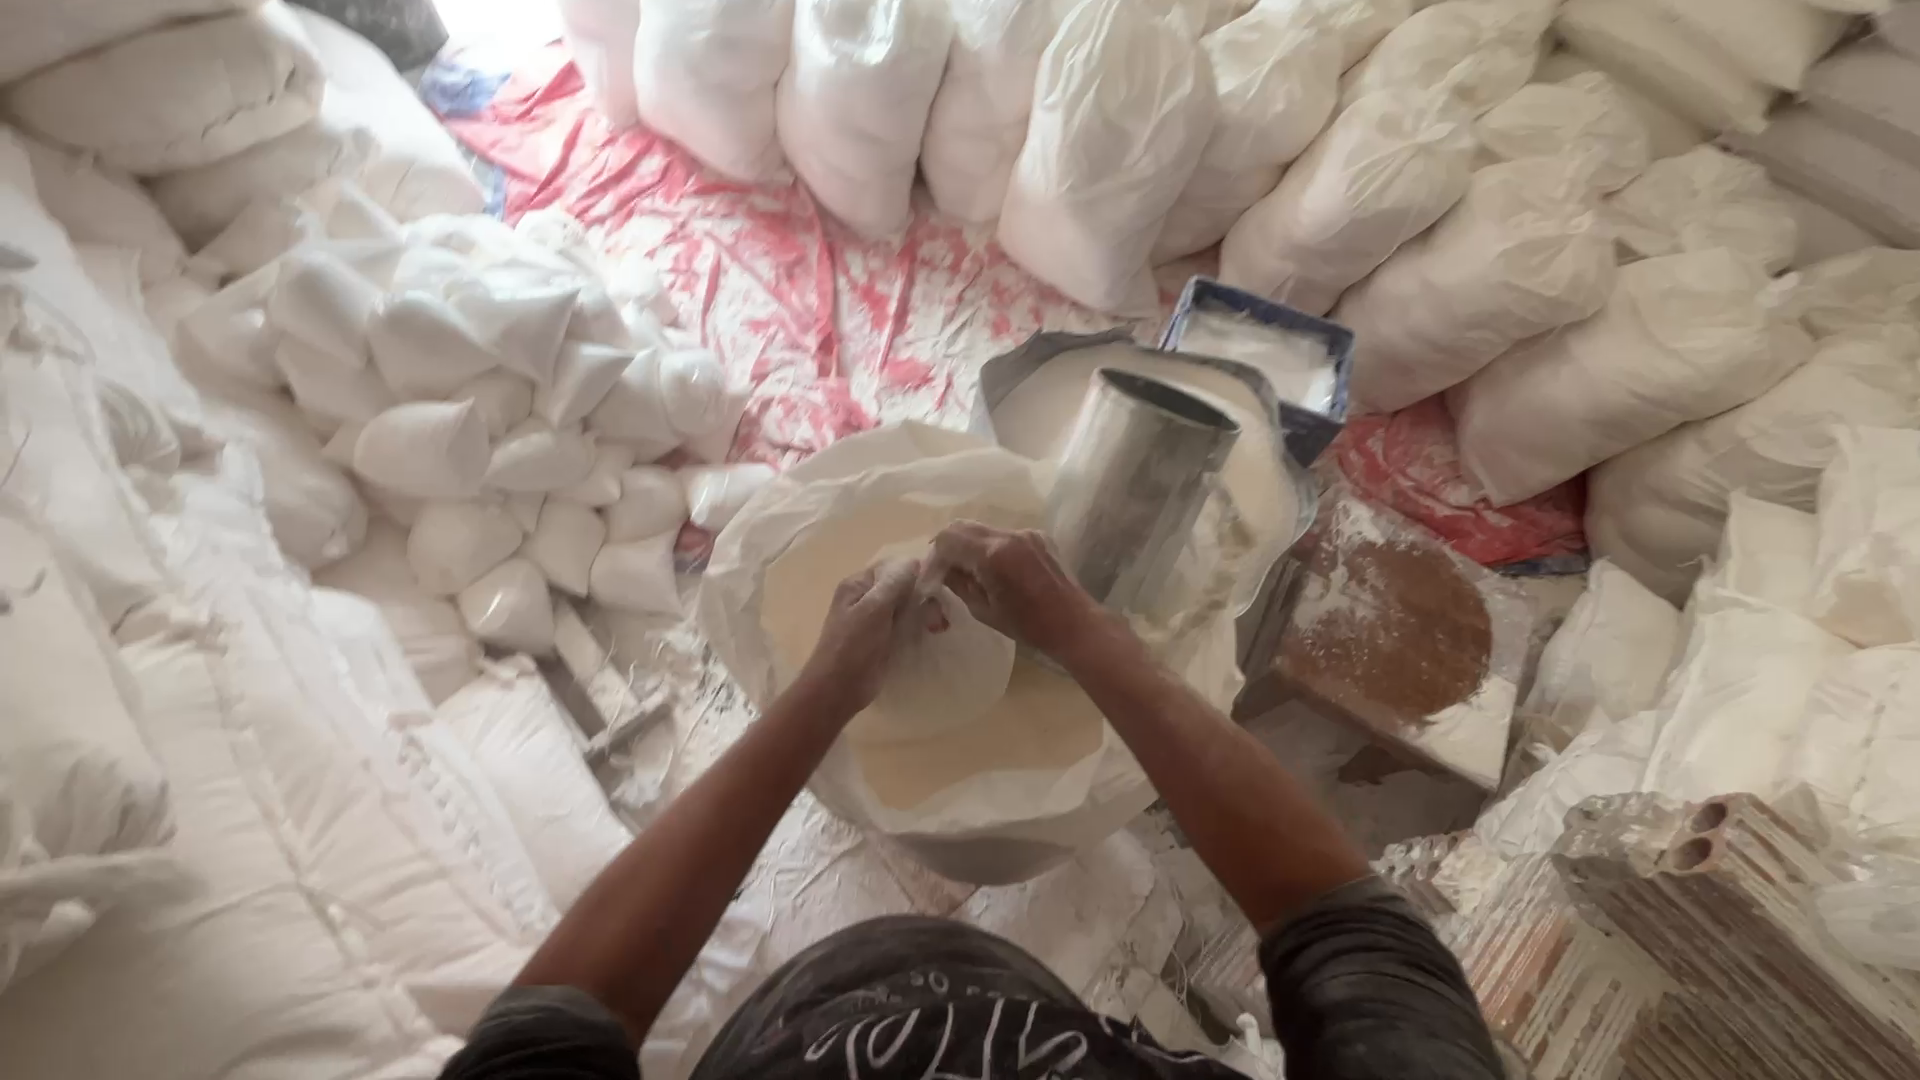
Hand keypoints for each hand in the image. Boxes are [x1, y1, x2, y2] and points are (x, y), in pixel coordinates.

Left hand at [792, 558, 926, 718]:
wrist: (839, 689)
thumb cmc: (853, 646)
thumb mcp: (874, 609)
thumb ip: (894, 582)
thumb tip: (914, 560)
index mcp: (858, 585)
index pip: (892, 567)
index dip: (915, 571)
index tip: (938, 582)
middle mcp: (866, 598)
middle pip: (902, 586)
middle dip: (922, 596)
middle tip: (938, 614)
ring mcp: (875, 620)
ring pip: (907, 606)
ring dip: (924, 612)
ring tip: (938, 626)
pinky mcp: (884, 639)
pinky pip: (906, 624)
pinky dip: (919, 626)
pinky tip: (934, 632)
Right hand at [918, 521, 1118, 665]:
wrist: (1073, 623)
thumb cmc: (1026, 625)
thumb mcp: (982, 609)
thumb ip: (959, 583)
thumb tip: (943, 570)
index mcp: (992, 555)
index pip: (948, 538)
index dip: (935, 555)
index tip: (935, 574)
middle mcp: (1008, 535)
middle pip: (963, 526)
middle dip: (950, 546)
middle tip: (947, 569)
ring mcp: (1026, 533)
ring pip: (984, 529)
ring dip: (972, 545)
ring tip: (973, 571)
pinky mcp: (1039, 536)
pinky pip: (1005, 535)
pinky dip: (994, 547)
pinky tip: (1001, 570)